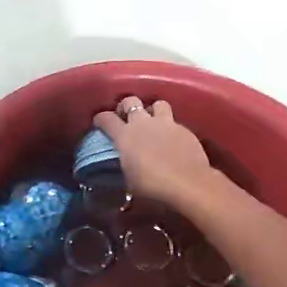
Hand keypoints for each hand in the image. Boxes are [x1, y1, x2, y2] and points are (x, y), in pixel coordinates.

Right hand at [94, 96, 223, 207]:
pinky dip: (169, 127)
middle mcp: (143, 123)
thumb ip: (123, 163)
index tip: (99, 124)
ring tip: (152, 122)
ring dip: (152, 111)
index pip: (106, 117)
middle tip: (126, 117)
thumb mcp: (127, 178)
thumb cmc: (151, 185)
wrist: (188, 184)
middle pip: (131, 101)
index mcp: (124, 135)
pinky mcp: (185, 129)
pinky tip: (171, 139)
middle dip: (126, 106)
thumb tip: (123, 164)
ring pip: (157, 104)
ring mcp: (166, 124)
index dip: (100, 119)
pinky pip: (174, 121)